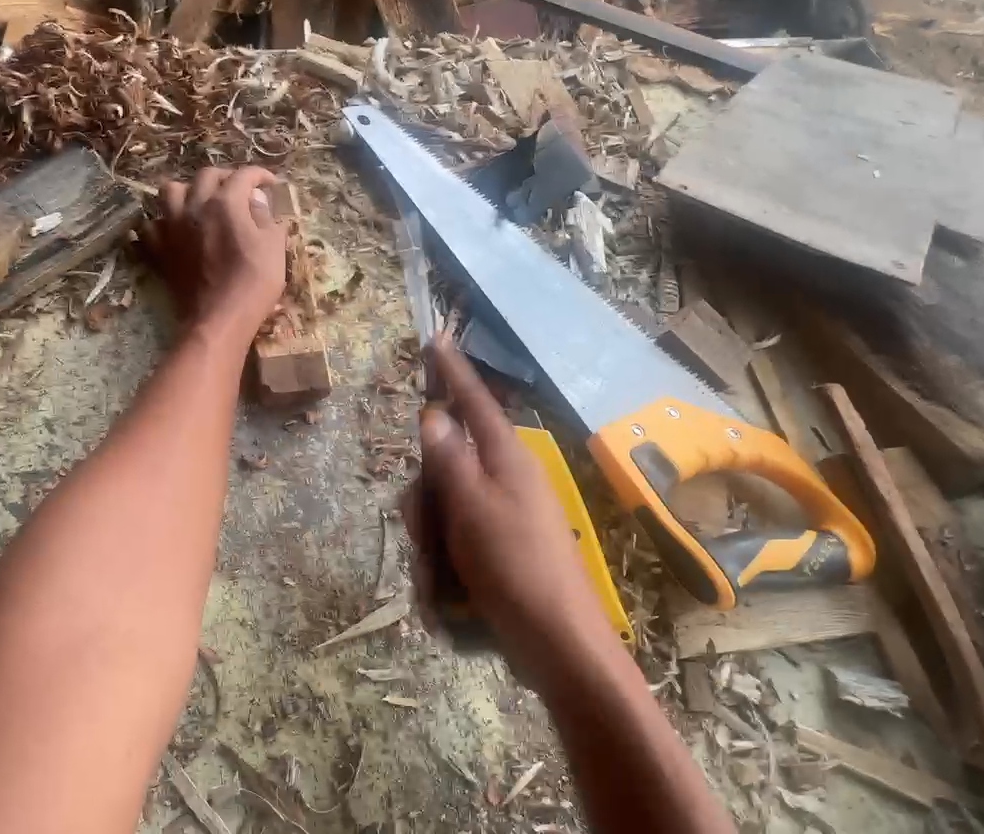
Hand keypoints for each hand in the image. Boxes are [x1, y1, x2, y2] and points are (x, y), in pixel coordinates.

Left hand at [144, 167, 286, 344]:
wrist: (217, 319)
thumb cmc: (252, 283)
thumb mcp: (274, 248)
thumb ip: (266, 217)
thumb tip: (257, 199)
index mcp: (225, 203)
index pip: (244, 175)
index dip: (260, 174)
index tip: (270, 183)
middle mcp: (194, 207)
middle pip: (206, 176)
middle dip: (226, 177)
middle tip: (239, 190)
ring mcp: (172, 227)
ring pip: (170, 191)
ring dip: (186, 190)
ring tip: (199, 202)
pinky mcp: (158, 250)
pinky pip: (150, 226)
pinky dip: (160, 223)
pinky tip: (172, 229)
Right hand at [403, 336, 615, 690]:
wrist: (559, 645)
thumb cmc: (515, 568)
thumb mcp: (471, 508)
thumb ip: (449, 460)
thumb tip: (434, 414)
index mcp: (506, 459)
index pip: (473, 401)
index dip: (452, 371)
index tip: (436, 338)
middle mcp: (505, 479)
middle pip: (444, 466)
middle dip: (424, 502)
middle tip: (426, 536)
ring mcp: (503, 516)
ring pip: (443, 508)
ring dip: (431, 544)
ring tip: (441, 582)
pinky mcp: (499, 549)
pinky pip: (456, 541)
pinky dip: (445, 567)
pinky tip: (449, 600)